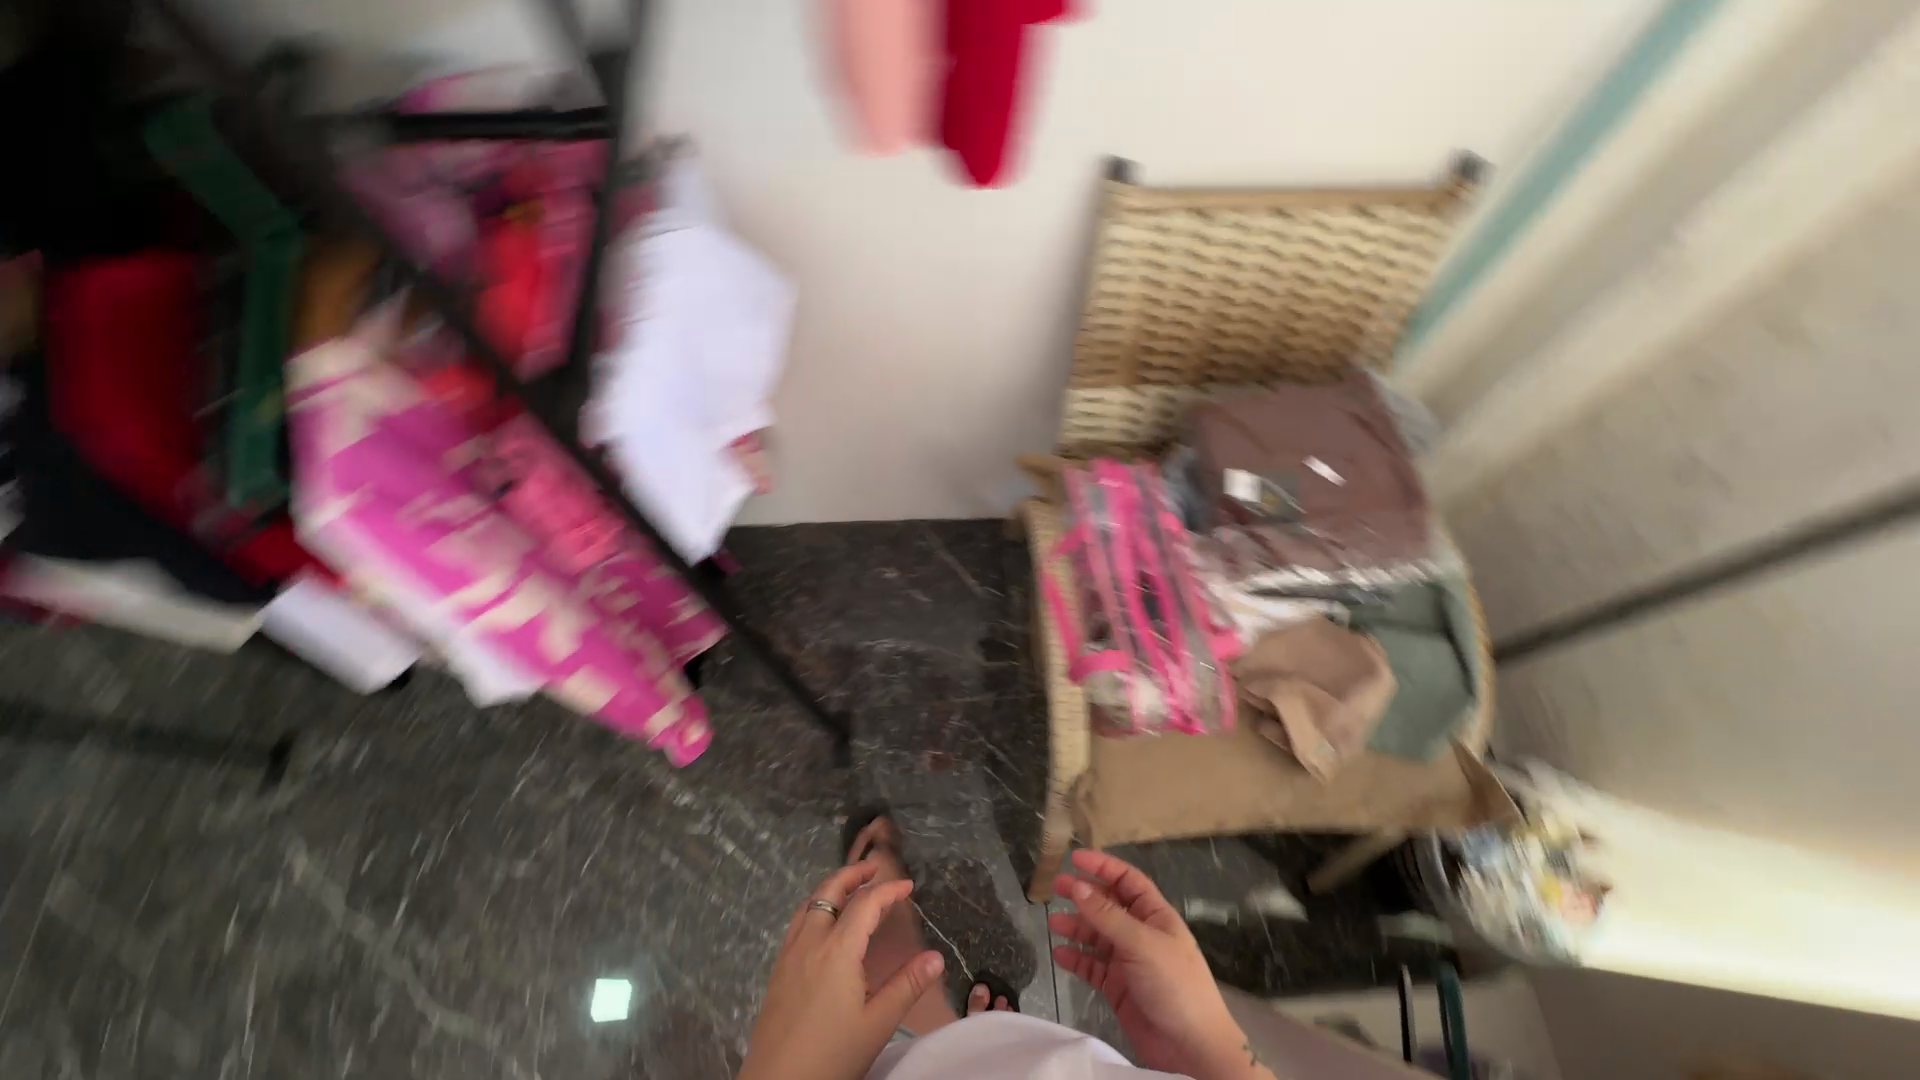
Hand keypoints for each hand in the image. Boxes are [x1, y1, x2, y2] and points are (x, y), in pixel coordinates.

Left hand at [738, 861, 945, 1079]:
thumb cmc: (832, 1055)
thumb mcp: (877, 1024)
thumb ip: (907, 986)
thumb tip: (936, 957)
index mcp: (837, 950)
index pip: (866, 904)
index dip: (888, 890)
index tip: (908, 886)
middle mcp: (810, 942)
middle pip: (830, 891)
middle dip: (853, 874)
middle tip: (874, 868)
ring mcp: (789, 955)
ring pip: (809, 904)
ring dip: (832, 888)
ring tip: (851, 889)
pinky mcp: (777, 970)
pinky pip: (797, 923)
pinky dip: (815, 907)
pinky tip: (824, 925)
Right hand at [1051, 850, 1272, 1079]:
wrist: (1191, 1048)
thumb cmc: (1175, 984)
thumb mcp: (1142, 944)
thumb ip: (1107, 916)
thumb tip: (1077, 886)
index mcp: (1155, 916)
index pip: (1127, 880)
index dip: (1103, 866)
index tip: (1075, 858)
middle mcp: (1141, 934)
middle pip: (1108, 905)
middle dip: (1084, 894)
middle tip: (1056, 887)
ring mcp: (1129, 961)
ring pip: (1097, 936)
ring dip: (1076, 927)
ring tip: (1053, 923)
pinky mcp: (1118, 988)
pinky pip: (1092, 966)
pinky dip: (1076, 959)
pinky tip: (1060, 954)